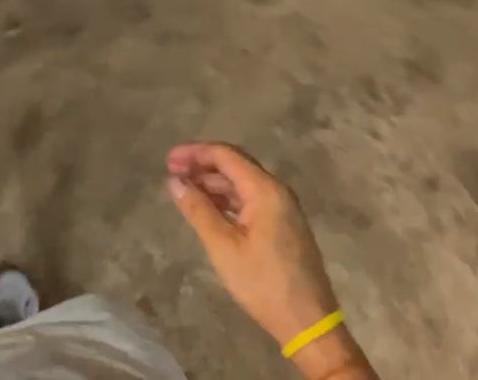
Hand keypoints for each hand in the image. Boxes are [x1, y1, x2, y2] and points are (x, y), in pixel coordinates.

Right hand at [166, 143, 339, 348]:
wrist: (309, 324)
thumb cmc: (263, 283)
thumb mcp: (223, 247)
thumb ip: (198, 209)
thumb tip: (174, 181)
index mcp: (265, 189)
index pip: (225, 155)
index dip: (194, 153)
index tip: (168, 160)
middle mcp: (277, 191)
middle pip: (235, 165)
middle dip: (202, 165)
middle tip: (172, 172)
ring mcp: (283, 208)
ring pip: (243, 183)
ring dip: (214, 183)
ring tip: (186, 190)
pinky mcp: (284, 225)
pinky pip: (251, 200)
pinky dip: (228, 199)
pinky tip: (210, 208)